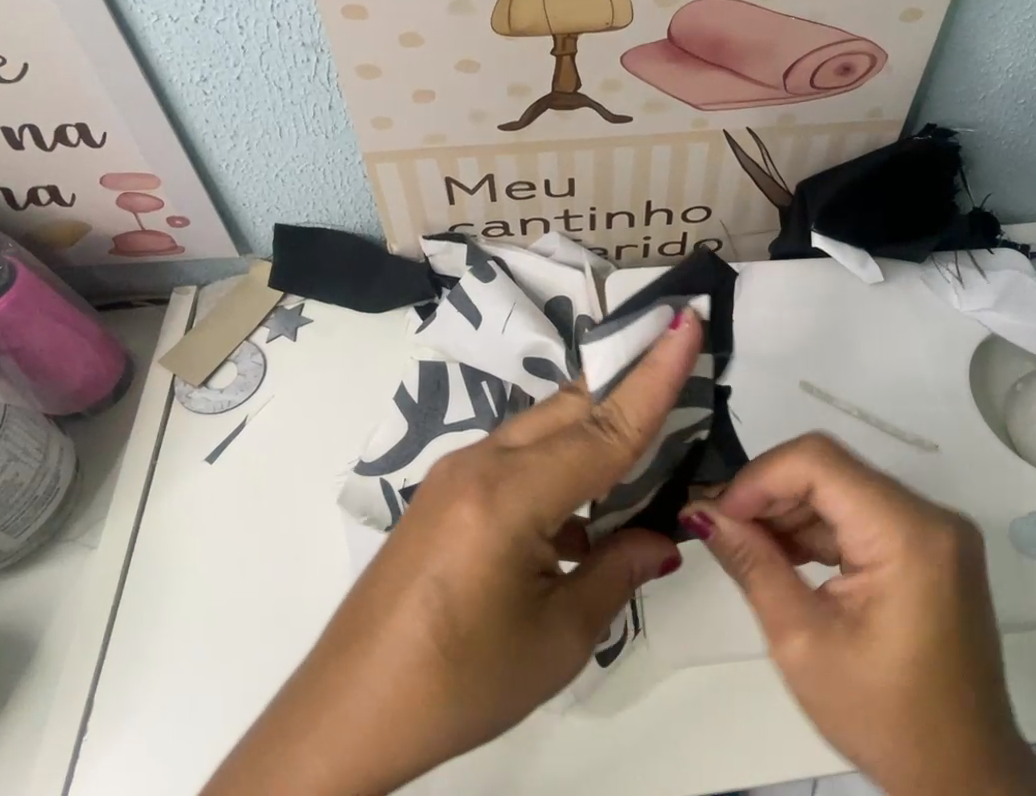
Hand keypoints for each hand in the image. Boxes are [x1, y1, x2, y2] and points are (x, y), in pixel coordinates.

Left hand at [204, 311, 701, 795]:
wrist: (349, 713)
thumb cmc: (460, 684)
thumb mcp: (558, 638)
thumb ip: (617, 572)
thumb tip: (662, 538)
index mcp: (510, 497)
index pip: (605, 428)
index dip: (655, 376)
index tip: (686, 321)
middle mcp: (479, 465)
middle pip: (571, 409)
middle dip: (627, 388)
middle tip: (682, 371)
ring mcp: (454, 474)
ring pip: (542, 427)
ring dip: (594, 428)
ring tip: (645, 448)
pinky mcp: (443, 493)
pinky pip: (517, 456)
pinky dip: (560, 463)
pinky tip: (583, 511)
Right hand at [681, 434, 1035, 795]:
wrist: (962, 775)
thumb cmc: (882, 717)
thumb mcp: (801, 642)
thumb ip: (752, 564)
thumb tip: (700, 512)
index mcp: (908, 534)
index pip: (818, 461)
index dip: (759, 478)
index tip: (718, 516)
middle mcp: (930, 516)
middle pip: (831, 470)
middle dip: (769, 495)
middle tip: (721, 533)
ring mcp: (935, 530)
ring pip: (843, 488)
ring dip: (790, 512)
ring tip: (746, 550)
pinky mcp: (931, 548)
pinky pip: (863, 515)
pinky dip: (819, 530)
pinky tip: (784, 559)